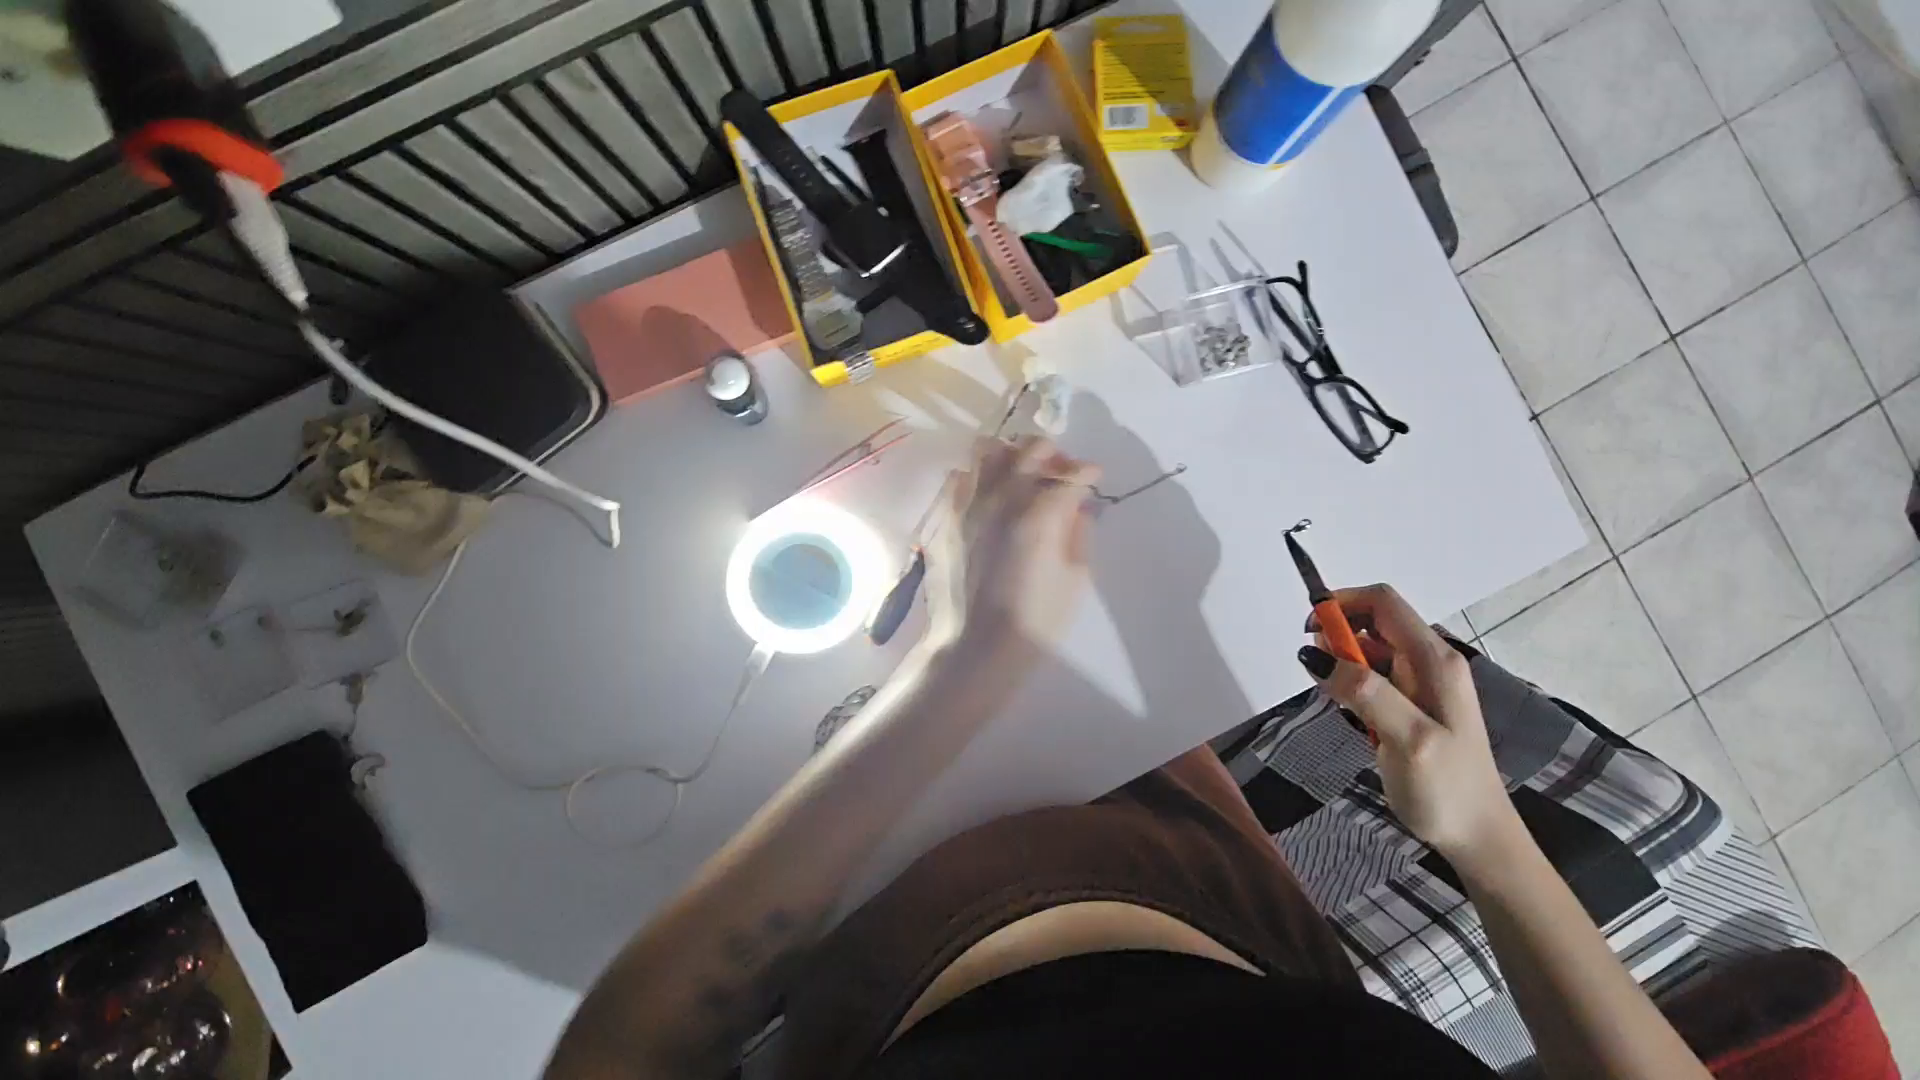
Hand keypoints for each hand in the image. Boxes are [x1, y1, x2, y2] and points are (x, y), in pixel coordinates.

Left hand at [921, 436, 1100, 657]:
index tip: (1094, 475)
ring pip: (988, 452)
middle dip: (1053, 454)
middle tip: (1062, 472)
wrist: (976, 647)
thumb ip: (1080, 531)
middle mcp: (1000, 499)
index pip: (1069, 474)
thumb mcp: (1076, 578)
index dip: (1087, 471)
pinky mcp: (945, 518)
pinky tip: (990, 498)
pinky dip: (979, 477)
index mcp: (1039, 516)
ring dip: (1012, 456)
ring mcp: (967, 505)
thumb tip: (1078, 504)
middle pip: (1030, 449)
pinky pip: (960, 477)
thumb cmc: (1036, 621)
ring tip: (1022, 476)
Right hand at [1298, 585, 1522, 871]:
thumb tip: (1315, 654)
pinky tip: (1346, 709)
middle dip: (1337, 633)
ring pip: (1370, 649)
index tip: (1308, 631)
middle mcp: (1429, 663)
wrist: (1479, 838)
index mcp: (1434, 661)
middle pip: (1374, 621)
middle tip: (1316, 670)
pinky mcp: (1411, 704)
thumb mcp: (1406, 739)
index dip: (1341, 604)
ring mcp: (1421, 684)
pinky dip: (1351, 681)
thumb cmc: (1446, 789)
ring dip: (1342, 660)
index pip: (1382, 602)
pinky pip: (1373, 675)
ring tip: (1331, 694)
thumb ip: (1365, 692)